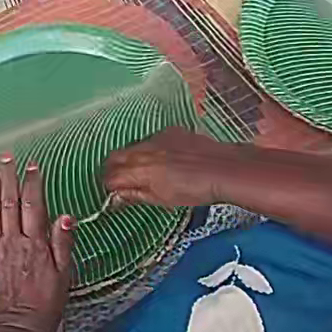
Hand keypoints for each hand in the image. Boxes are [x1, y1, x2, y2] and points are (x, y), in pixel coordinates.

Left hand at [0, 155, 74, 331]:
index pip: (33, 205)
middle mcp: (12, 241)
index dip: (32, 183)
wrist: (19, 328)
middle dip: (8, 177)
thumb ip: (63, 243)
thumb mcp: (64, 274)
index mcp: (35, 244)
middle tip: (6, 156)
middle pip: (9, 202)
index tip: (33, 164)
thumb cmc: (46, 302)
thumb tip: (66, 215)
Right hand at [103, 128, 241, 209]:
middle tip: (120, 182)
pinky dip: (150, 150)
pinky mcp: (171, 132)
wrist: (222, 169)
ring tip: (144, 172)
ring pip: (132, 147)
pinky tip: (165, 159)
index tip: (113, 194)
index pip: (110, 177)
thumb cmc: (194, 190)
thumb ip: (136, 195)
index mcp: (138, 170)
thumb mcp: (162, 200)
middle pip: (115, 157)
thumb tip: (117, 196)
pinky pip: (151, 139)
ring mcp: (157, 138)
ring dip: (131, 159)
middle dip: (113, 170)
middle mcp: (143, 150)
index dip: (109, 187)